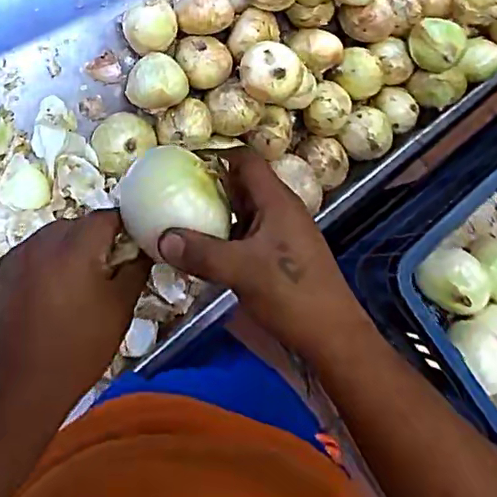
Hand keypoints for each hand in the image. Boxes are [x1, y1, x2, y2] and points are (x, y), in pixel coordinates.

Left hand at [0, 209, 147, 414]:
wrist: (18, 387)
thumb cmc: (77, 347)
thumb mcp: (120, 308)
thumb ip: (136, 268)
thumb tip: (142, 249)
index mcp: (77, 242)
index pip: (110, 216)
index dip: (126, 229)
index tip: (133, 251)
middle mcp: (46, 238)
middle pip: (81, 225)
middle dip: (97, 242)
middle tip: (108, 274)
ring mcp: (21, 252)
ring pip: (56, 238)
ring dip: (70, 252)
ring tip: (78, 288)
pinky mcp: (3, 269)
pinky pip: (35, 254)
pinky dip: (47, 264)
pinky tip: (51, 296)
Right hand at [158, 150, 369, 362]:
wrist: (335, 340)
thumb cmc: (292, 294)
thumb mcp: (241, 271)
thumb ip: (201, 252)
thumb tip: (162, 237)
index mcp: (276, 200)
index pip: (245, 160)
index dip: (217, 155)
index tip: (185, 163)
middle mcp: (280, 211)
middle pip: (242, 185)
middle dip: (210, 187)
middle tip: (175, 193)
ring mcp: (282, 235)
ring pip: (244, 214)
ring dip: (216, 216)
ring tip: (182, 221)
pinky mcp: (281, 259)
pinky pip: (247, 237)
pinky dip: (226, 239)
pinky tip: (204, 254)